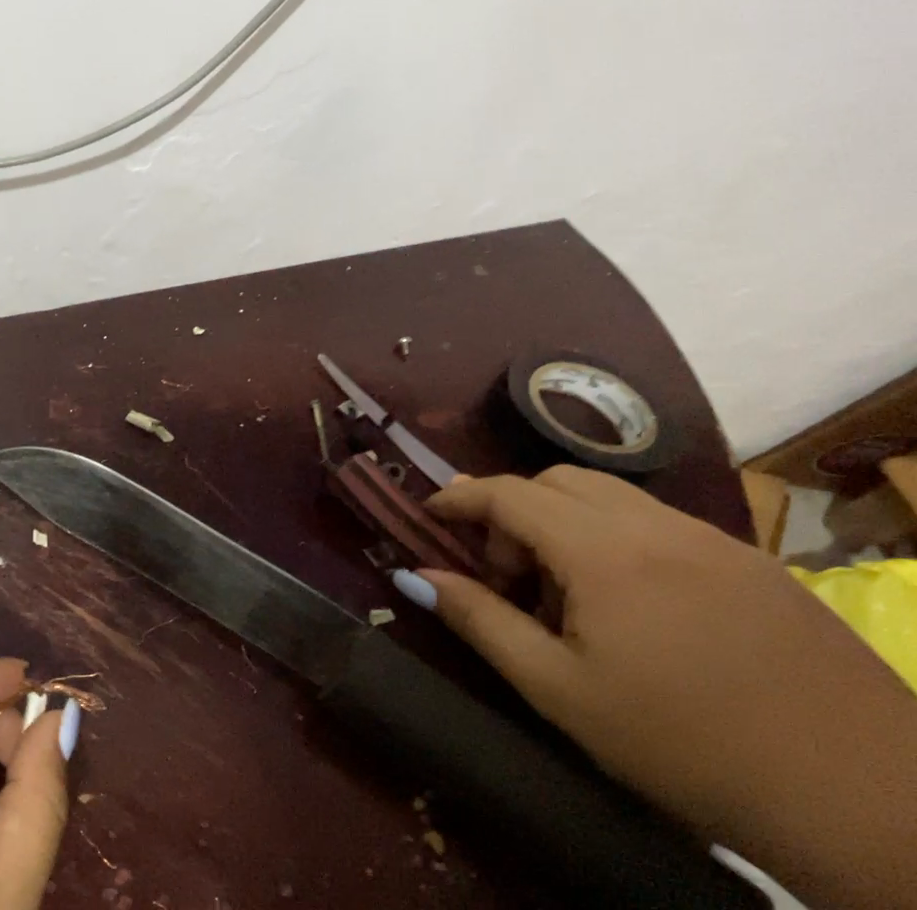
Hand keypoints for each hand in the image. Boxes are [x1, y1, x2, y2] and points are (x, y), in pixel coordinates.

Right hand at [406, 466, 916, 909]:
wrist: (863, 798)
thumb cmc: (683, 745)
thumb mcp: (558, 690)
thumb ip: (480, 620)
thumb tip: (416, 575)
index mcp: (607, 553)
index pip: (511, 493)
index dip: (460, 496)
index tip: (428, 513)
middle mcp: (662, 528)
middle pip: (562, 480)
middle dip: (514, 510)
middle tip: (503, 574)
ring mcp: (719, 543)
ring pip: (616, 499)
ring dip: (566, 524)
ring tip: (565, 597)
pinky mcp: (759, 567)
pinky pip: (663, 525)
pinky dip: (618, 540)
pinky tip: (632, 610)